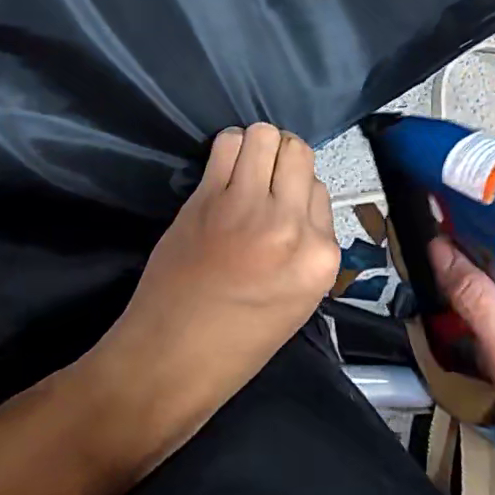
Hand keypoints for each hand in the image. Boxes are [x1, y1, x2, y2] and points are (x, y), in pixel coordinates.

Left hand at [99, 124, 339, 408]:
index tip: (278, 208)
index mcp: (322, 258)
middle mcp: (293, 227)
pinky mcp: (209, 198)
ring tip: (242, 169)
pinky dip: (228, 146)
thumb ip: (306, 246)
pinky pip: (228, 142)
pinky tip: (222, 169)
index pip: (322, 192)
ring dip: (256, 146)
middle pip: (300, 154)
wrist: (172, 359)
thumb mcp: (297, 299)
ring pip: (267, 136)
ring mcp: (249, 208)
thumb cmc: (235, 342)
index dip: (297, 194)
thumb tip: (296, 200)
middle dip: (282, 159)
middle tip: (262, 179)